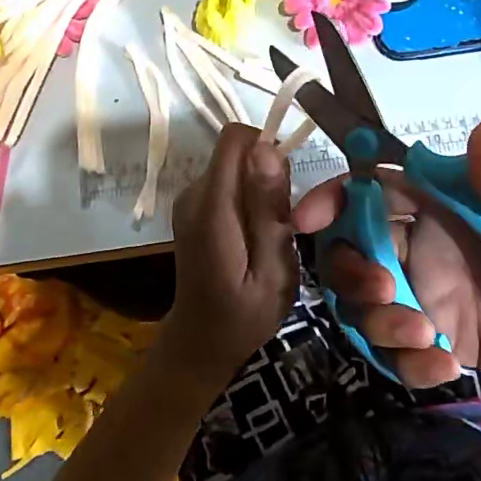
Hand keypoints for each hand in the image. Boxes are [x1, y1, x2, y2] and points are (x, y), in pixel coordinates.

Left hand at [161, 124, 298, 377]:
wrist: (202, 341)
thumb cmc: (244, 315)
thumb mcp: (272, 270)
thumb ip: (269, 209)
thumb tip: (266, 148)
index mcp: (212, 207)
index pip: (235, 139)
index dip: (268, 146)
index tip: (289, 184)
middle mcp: (194, 193)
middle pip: (239, 151)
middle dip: (270, 173)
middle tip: (285, 222)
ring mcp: (191, 199)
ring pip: (237, 166)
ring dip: (262, 189)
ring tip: (273, 234)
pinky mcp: (195, 207)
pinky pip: (230, 182)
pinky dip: (250, 198)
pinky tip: (257, 236)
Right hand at [293, 118, 480, 399]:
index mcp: (449, 200)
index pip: (374, 184)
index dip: (333, 196)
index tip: (306, 221)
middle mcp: (428, 240)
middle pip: (352, 245)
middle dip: (352, 271)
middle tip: (386, 296)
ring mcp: (429, 290)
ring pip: (363, 300)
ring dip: (377, 321)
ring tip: (429, 339)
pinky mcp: (437, 336)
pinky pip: (393, 348)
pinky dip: (404, 361)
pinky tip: (444, 367)